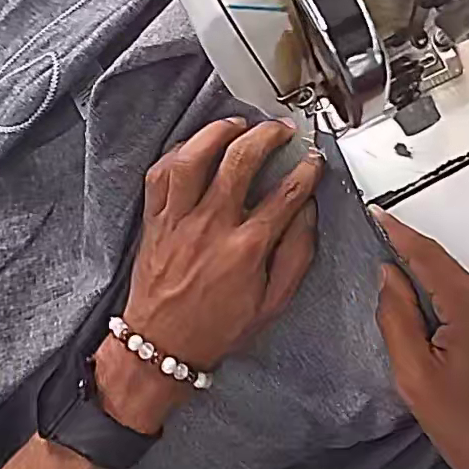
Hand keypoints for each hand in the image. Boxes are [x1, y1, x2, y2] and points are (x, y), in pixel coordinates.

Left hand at [98, 118, 322, 431]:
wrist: (162, 344)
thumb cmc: (215, 326)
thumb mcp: (272, 303)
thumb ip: (296, 256)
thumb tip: (308, 215)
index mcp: (245, 249)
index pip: (284, 195)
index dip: (305, 171)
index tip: (312, 161)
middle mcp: (210, 227)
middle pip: (239, 162)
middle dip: (266, 137)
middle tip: (280, 131)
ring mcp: (179, 220)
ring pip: (193, 159)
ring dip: (217, 133)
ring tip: (237, 124)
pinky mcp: (155, 220)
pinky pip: (159, 174)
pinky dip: (178, 153)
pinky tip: (196, 146)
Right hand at [373, 208, 468, 468]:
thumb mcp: (416, 379)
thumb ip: (396, 317)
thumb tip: (390, 276)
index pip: (428, 254)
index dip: (398, 232)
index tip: (377, 214)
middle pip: (444, 276)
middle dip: (417, 293)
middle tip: (406, 339)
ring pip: (463, 293)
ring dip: (441, 312)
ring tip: (438, 364)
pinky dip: (461, 320)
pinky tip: (459, 362)